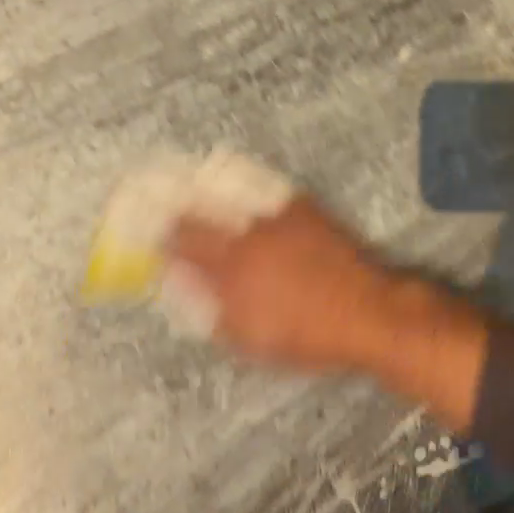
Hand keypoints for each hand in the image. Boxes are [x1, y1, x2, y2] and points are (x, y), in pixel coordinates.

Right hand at [170, 196, 490, 429]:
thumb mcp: (248, 336)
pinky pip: (264, 187)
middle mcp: (249, 233)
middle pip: (199, 208)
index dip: (159, 234)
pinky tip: (234, 176)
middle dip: (173, 201)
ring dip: (202, 184)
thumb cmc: (306, 334)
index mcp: (230, 265)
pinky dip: (243, 181)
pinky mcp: (302, 209)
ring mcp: (277, 217)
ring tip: (186, 179)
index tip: (146, 230)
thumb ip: (209, 307)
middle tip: (156, 194)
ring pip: (229, 190)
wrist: (366, 311)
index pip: (181, 240)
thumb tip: (179, 284)